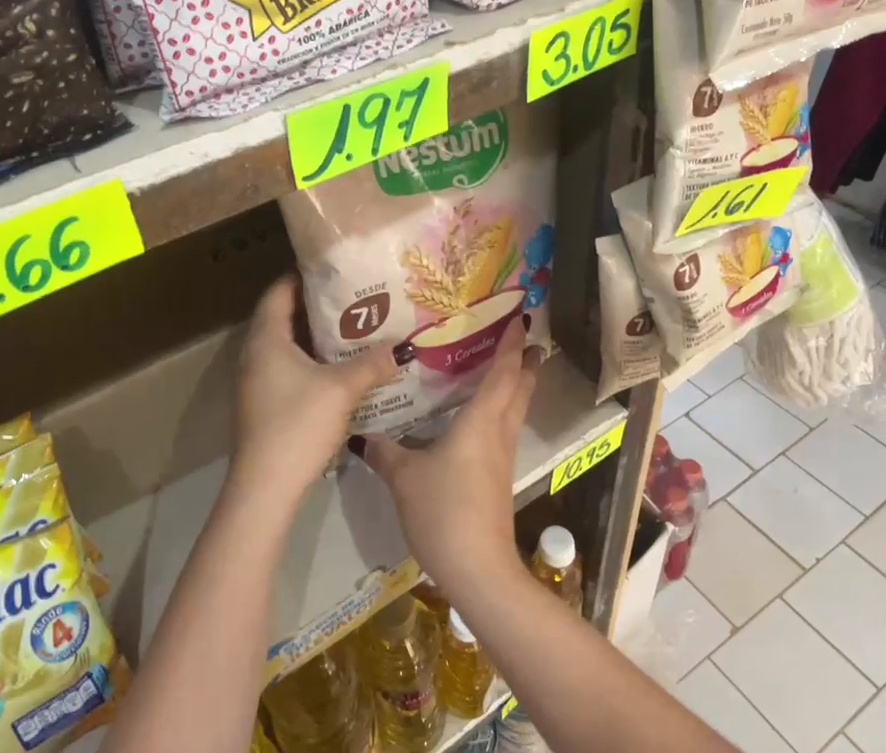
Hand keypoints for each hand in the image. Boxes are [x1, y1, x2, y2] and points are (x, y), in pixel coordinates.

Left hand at [231, 278, 399, 506]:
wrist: (265, 487)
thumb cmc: (298, 424)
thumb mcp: (341, 389)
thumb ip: (373, 363)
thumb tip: (405, 345)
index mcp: (266, 339)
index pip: (279, 291)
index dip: (304, 275)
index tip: (337, 267)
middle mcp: (256, 354)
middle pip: (285, 316)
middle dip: (319, 305)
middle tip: (357, 295)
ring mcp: (259, 380)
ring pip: (290, 345)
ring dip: (319, 335)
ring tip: (358, 326)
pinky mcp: (267, 403)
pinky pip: (291, 367)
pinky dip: (315, 360)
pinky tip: (345, 367)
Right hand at [359, 319, 539, 598]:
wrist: (477, 568)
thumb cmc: (443, 509)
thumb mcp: (404, 476)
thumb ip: (384, 451)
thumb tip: (362, 435)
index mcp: (482, 420)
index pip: (503, 371)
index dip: (511, 343)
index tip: (519, 318)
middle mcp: (499, 432)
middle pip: (519, 388)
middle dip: (523, 362)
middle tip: (519, 337)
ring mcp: (502, 457)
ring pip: (514, 410)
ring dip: (514, 386)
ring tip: (500, 367)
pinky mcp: (498, 478)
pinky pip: (502, 431)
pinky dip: (499, 412)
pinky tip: (477, 417)